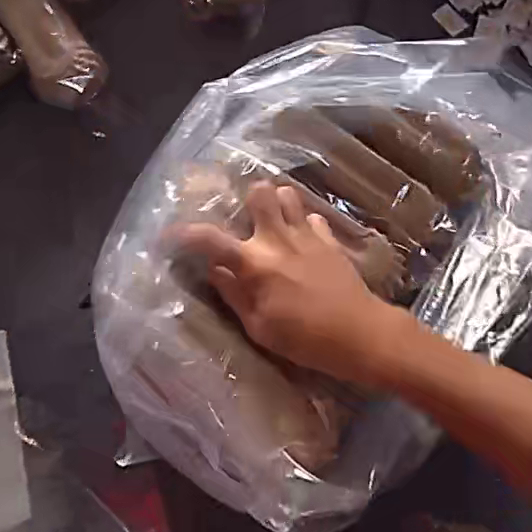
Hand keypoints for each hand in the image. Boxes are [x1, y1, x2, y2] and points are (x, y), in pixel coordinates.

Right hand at [175, 181, 426, 386]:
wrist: (359, 333)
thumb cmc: (304, 339)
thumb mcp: (259, 327)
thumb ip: (234, 294)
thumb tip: (214, 270)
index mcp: (254, 263)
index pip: (211, 241)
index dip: (187, 234)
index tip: (172, 234)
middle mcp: (278, 239)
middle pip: (260, 193)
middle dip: (250, 200)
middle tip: (249, 220)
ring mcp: (307, 234)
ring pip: (288, 195)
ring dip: (279, 204)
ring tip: (276, 224)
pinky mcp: (330, 239)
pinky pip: (313, 216)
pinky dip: (304, 224)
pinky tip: (304, 242)